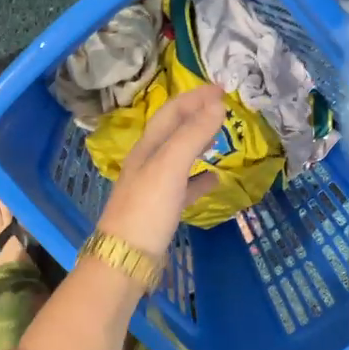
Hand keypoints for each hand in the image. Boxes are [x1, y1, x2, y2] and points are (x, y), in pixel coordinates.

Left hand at [97, 84, 226, 254]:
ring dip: (198, 142)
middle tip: (223, 106)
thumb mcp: (169, 167)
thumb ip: (192, 135)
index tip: (223, 89)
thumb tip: (217, 104)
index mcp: (147, 148)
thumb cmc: (146, 210)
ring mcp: (153, 187)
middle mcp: (148, 163)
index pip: (171, 112)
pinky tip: (215, 180)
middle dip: (196, 115)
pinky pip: (184, 186)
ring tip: (220, 136)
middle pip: (173, 130)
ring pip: (179, 156)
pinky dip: (200, 178)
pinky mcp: (161, 210)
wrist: (124, 260)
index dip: (195, 97)